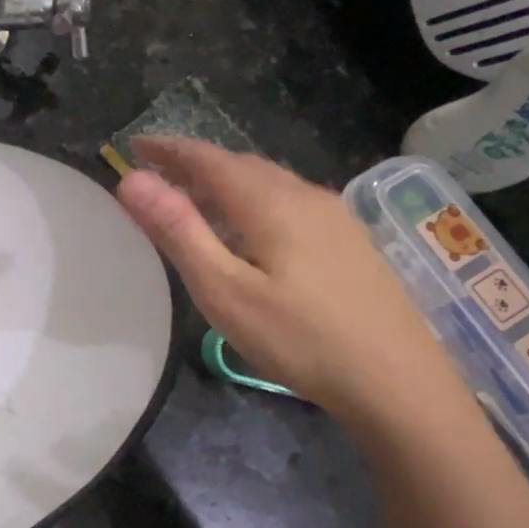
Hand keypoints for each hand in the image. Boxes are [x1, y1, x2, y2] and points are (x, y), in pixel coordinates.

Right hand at [114, 137, 462, 425]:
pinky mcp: (348, 242)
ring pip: (268, 182)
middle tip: (154, 172)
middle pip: (241, 165)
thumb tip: (130, 180)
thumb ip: (178, 232)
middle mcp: (305, 197)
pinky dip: (251, 199)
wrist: (398, 382)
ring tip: (190, 197)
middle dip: (194, 162)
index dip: (168, 149)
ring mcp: (334, 218)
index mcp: (271, 203)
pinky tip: (245, 229)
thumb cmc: (300, 339)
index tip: (133, 145)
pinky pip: (288, 201)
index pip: (209, 159)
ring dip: (223, 180)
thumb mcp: (224, 291)